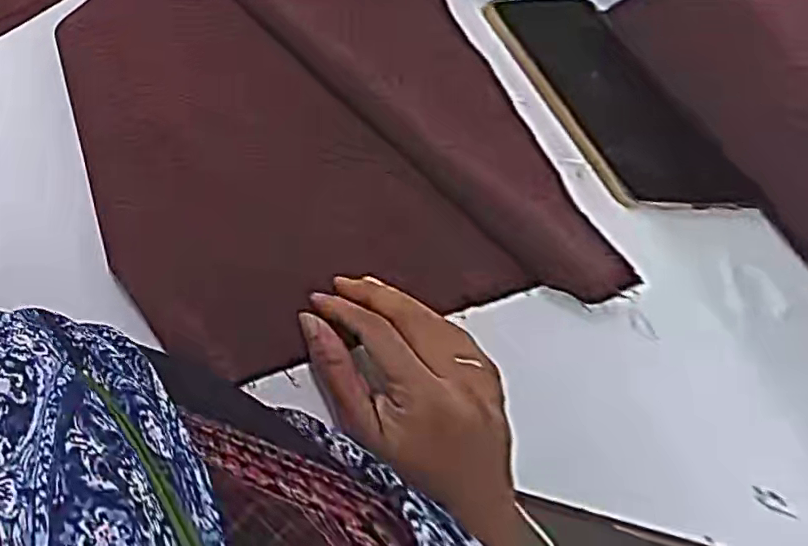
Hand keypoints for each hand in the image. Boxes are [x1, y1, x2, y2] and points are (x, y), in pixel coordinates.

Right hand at [301, 277, 533, 545]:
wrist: (470, 521)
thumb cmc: (416, 486)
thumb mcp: (361, 431)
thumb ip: (336, 372)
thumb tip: (314, 325)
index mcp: (428, 398)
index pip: (378, 331)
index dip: (343, 308)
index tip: (320, 301)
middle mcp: (462, 388)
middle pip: (412, 317)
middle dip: (370, 294)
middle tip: (341, 286)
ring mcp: (483, 389)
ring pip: (439, 322)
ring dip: (401, 301)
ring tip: (370, 290)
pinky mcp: (493, 391)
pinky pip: (463, 339)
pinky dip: (433, 319)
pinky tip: (415, 315)